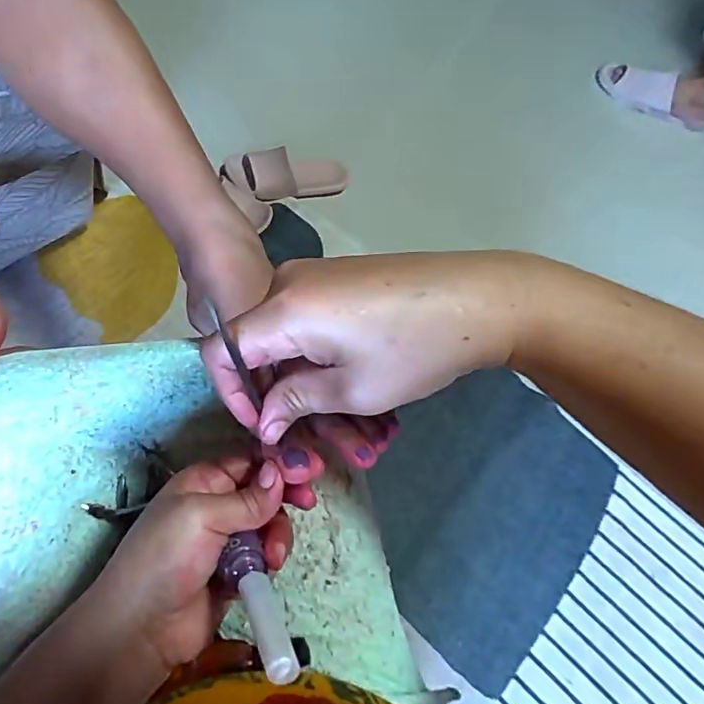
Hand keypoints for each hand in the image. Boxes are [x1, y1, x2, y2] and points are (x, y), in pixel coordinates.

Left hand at [74, 456, 291, 673]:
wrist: (145, 626)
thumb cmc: (166, 557)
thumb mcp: (203, 516)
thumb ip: (246, 499)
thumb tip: (278, 473)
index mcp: (202, 482)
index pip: (247, 462)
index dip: (276, 464)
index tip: (308, 471)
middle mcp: (214, 505)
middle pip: (263, 492)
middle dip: (283, 499)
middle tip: (306, 505)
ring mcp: (224, 541)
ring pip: (267, 526)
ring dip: (277, 536)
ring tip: (272, 557)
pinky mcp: (233, 572)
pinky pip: (263, 558)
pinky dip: (269, 561)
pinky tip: (265, 571)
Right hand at [203, 253, 540, 444]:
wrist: (481, 297)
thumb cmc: (416, 349)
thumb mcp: (353, 390)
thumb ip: (294, 402)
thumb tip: (264, 422)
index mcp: (283, 309)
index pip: (222, 349)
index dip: (230, 392)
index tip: (262, 425)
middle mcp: (286, 283)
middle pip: (250, 341)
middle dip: (265, 389)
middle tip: (297, 428)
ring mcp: (310, 275)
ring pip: (277, 332)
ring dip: (290, 373)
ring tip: (329, 410)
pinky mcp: (332, 276)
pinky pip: (299, 318)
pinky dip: (306, 351)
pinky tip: (340, 375)